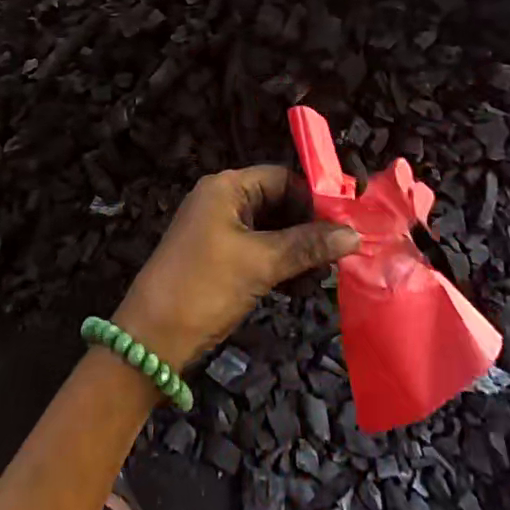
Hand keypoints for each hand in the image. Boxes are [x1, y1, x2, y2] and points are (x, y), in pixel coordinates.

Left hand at [111, 166, 360, 371]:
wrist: (155, 332)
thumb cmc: (206, 284)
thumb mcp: (260, 262)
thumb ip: (307, 245)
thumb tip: (353, 234)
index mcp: (226, 187)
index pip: (282, 178)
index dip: (315, 199)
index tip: (350, 226)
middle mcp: (223, 200)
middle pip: (280, 203)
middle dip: (310, 230)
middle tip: (342, 260)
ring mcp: (221, 229)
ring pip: (273, 230)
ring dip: (299, 252)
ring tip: (321, 280)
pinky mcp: (222, 257)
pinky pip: (261, 251)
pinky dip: (282, 266)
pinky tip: (301, 290)